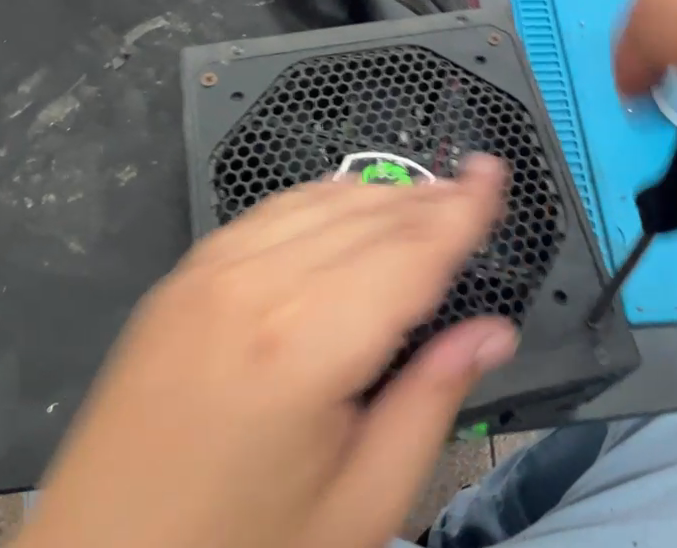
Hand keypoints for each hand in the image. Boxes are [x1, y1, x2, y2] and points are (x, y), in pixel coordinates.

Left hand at [18, 156, 518, 547]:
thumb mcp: (360, 501)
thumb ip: (432, 402)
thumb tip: (491, 332)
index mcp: (308, 343)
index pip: (410, 251)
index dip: (462, 209)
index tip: (495, 175)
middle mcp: (255, 284)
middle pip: (368, 216)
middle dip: (430, 201)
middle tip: (473, 194)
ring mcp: (208, 274)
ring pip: (318, 201)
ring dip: (380, 195)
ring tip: (425, 201)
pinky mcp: (180, 279)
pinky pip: (267, 213)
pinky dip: (321, 201)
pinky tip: (346, 209)